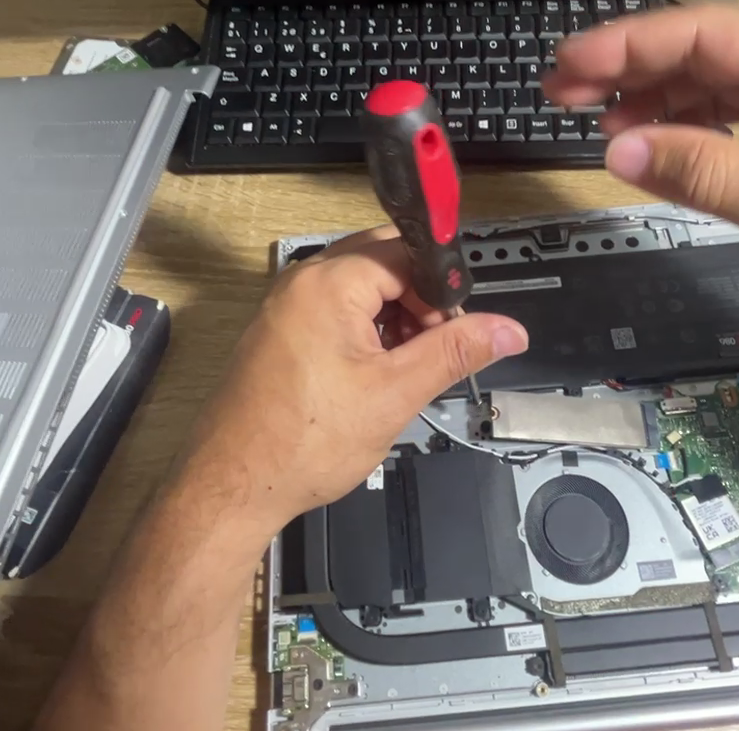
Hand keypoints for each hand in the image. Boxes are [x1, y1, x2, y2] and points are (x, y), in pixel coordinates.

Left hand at [176, 228, 527, 535]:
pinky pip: (334, 307)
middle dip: (417, 300)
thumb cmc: (302, 442)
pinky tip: (374, 371)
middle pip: (381, 262)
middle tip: (431, 348)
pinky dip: (364, 328)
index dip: (438, 290)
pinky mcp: (281, 329)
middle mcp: (301, 282)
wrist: (232, 487)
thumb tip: (506, 329)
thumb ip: (454, 352)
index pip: (405, 252)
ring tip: (403, 368)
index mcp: (328, 283)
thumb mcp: (395, 394)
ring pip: (359, 286)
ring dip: (392, 315)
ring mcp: (286, 304)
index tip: (456, 329)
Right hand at [545, 7, 738, 320]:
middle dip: (632, 69)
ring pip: (724, 82)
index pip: (703, 33)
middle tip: (563, 95)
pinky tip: (669, 144)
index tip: (565, 66)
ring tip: (606, 129)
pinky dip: (701, 126)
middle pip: (707, 50)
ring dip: (662, 100)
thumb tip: (620, 152)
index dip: (626, 45)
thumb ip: (711, 174)